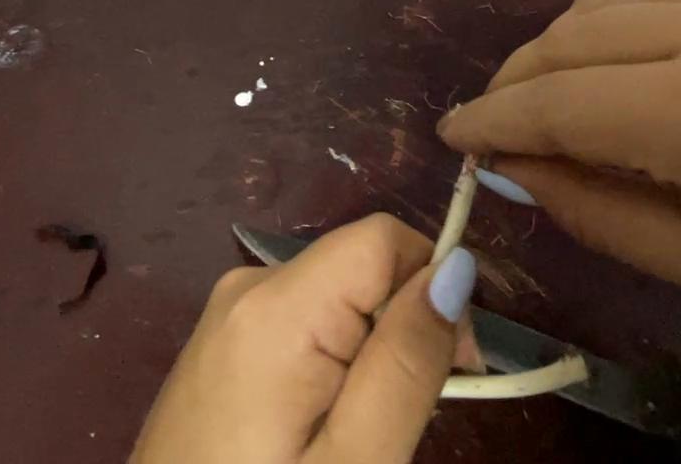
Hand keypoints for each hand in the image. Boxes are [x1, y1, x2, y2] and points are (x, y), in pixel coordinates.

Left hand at [130, 214, 478, 463]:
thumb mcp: (353, 462)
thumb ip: (405, 362)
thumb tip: (455, 265)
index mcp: (275, 304)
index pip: (382, 239)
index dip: (433, 287)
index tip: (455, 368)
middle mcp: (249, 286)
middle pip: (361, 268)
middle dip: (404, 327)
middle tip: (405, 422)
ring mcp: (230, 313)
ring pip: (339, 297)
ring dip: (373, 349)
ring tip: (359, 435)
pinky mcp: (225, 341)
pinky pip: (305, 322)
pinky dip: (337, 359)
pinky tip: (324, 426)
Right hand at [438, 0, 680, 397]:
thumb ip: (602, 211)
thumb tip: (515, 169)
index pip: (556, 105)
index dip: (490, 122)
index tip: (448, 137)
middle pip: (570, 37)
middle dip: (514, 81)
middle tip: (490, 124)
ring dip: (557, 38)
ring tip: (541, 86)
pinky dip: (611, 2)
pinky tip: (607, 37)